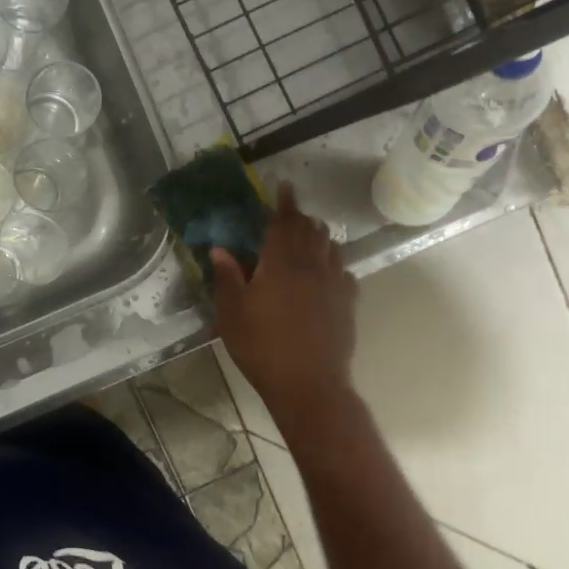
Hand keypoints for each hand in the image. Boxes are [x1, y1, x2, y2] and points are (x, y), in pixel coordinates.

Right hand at [211, 184, 357, 425]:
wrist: (309, 383)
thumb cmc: (262, 346)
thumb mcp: (232, 312)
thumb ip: (227, 277)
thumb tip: (221, 249)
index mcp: (282, 262)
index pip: (285, 221)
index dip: (284, 202)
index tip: (284, 185)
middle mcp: (313, 265)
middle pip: (312, 231)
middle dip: (300, 218)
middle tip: (288, 215)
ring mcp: (335, 284)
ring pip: (331, 248)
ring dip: (318, 238)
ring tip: (307, 239)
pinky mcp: (348, 304)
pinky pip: (343, 272)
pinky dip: (332, 264)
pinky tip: (325, 275)